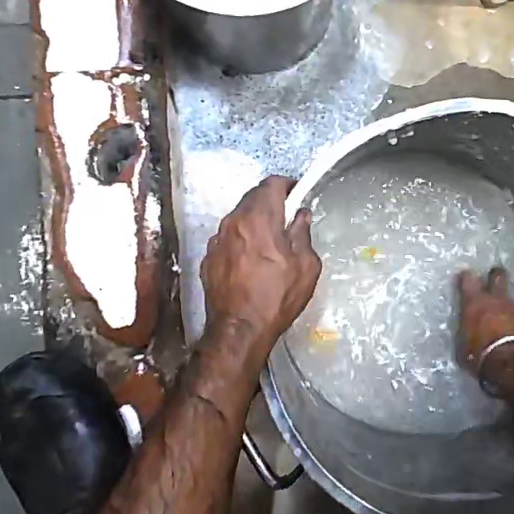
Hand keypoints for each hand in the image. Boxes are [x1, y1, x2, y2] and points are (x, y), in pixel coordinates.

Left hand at [203, 177, 321, 354]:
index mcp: (258, 218)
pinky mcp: (208, 257)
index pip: (271, 184)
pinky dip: (240, 240)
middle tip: (287, 217)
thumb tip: (300, 216)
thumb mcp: (305, 266)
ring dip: (254, 221)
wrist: (239, 329)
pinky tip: (251, 259)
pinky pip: (227, 238)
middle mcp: (233, 222)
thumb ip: (302, 234)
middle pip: (252, 197)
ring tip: (269, 240)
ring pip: (238, 217)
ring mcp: (217, 239)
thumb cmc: (276, 298)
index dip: (287, 185)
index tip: (297, 193)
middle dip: (271, 201)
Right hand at [457, 268, 513, 397]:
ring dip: (507, 305)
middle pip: (498, 276)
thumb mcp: (462, 343)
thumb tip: (466, 328)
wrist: (511, 361)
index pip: (468, 279)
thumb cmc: (479, 352)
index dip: (467, 276)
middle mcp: (496, 299)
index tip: (465, 276)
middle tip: (493, 278)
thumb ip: (465, 329)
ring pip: (511, 298)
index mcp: (474, 302)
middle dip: (495, 275)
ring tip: (505, 317)